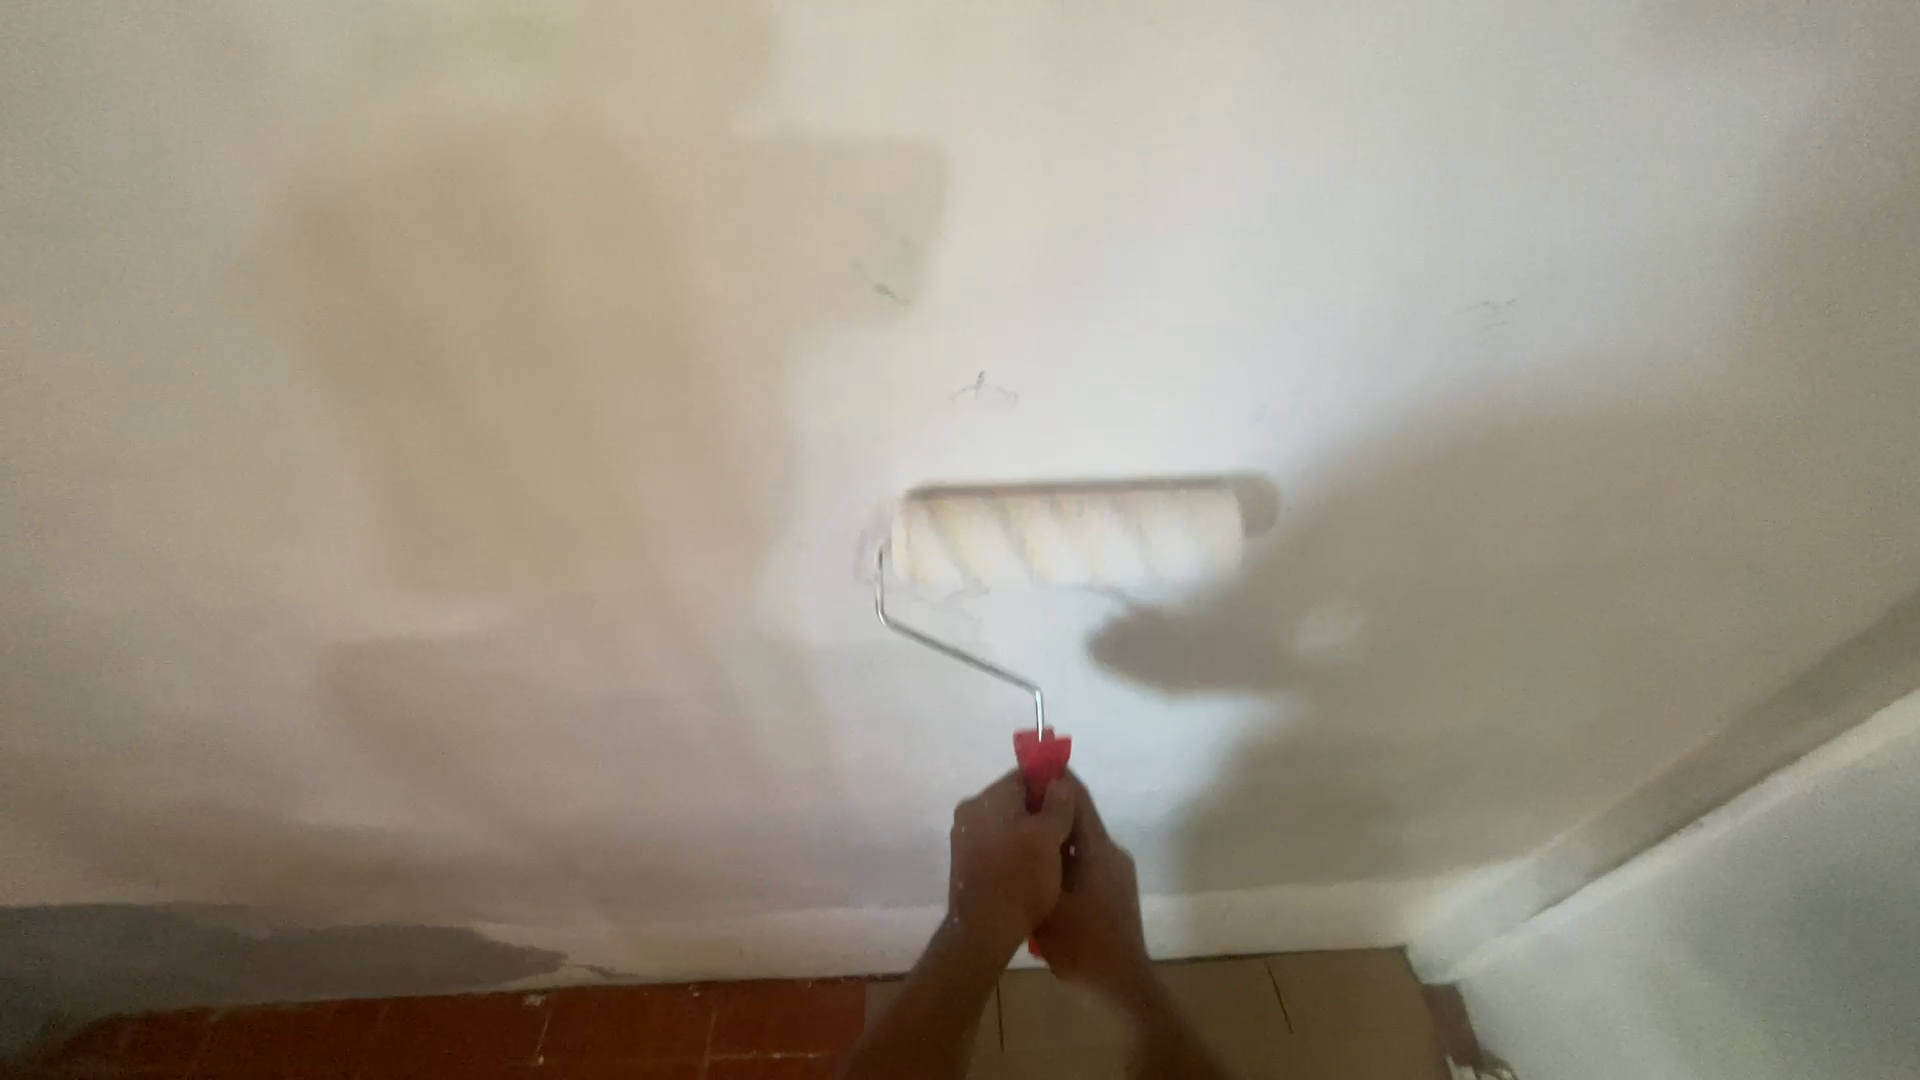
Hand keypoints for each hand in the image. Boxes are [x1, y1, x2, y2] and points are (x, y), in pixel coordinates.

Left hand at [947, 770, 1075, 956]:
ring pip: (1002, 821)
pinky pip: (991, 841)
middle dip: (1036, 810)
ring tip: (1047, 853)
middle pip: (1012, 798)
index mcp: (990, 797)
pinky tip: (1026, 867)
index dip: (1048, 785)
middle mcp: (970, 809)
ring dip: (1023, 830)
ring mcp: (962, 835)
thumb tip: (1059, 780)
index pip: (1024, 775)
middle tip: (1061, 832)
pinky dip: (1009, 847)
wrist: (984, 929)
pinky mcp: (962, 859)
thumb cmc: (1021, 877)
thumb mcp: (1050, 837)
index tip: (1067, 805)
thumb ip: (1058, 803)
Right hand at [1031, 772, 1152, 1002]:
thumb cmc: (1081, 945)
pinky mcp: (1115, 892)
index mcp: (1098, 848)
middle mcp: (1111, 853)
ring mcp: (1116, 873)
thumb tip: (1024, 827)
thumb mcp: (1047, 900)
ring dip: (1054, 837)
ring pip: (1080, 842)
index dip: (1053, 777)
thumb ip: (1038, 858)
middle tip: (1013, 810)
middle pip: (1078, 817)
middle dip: (1047, 809)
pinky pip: (1085, 862)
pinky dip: (1063, 859)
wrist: (1120, 991)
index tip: (1027, 768)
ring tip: (1021, 841)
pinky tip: (1039, 875)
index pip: (1076, 796)